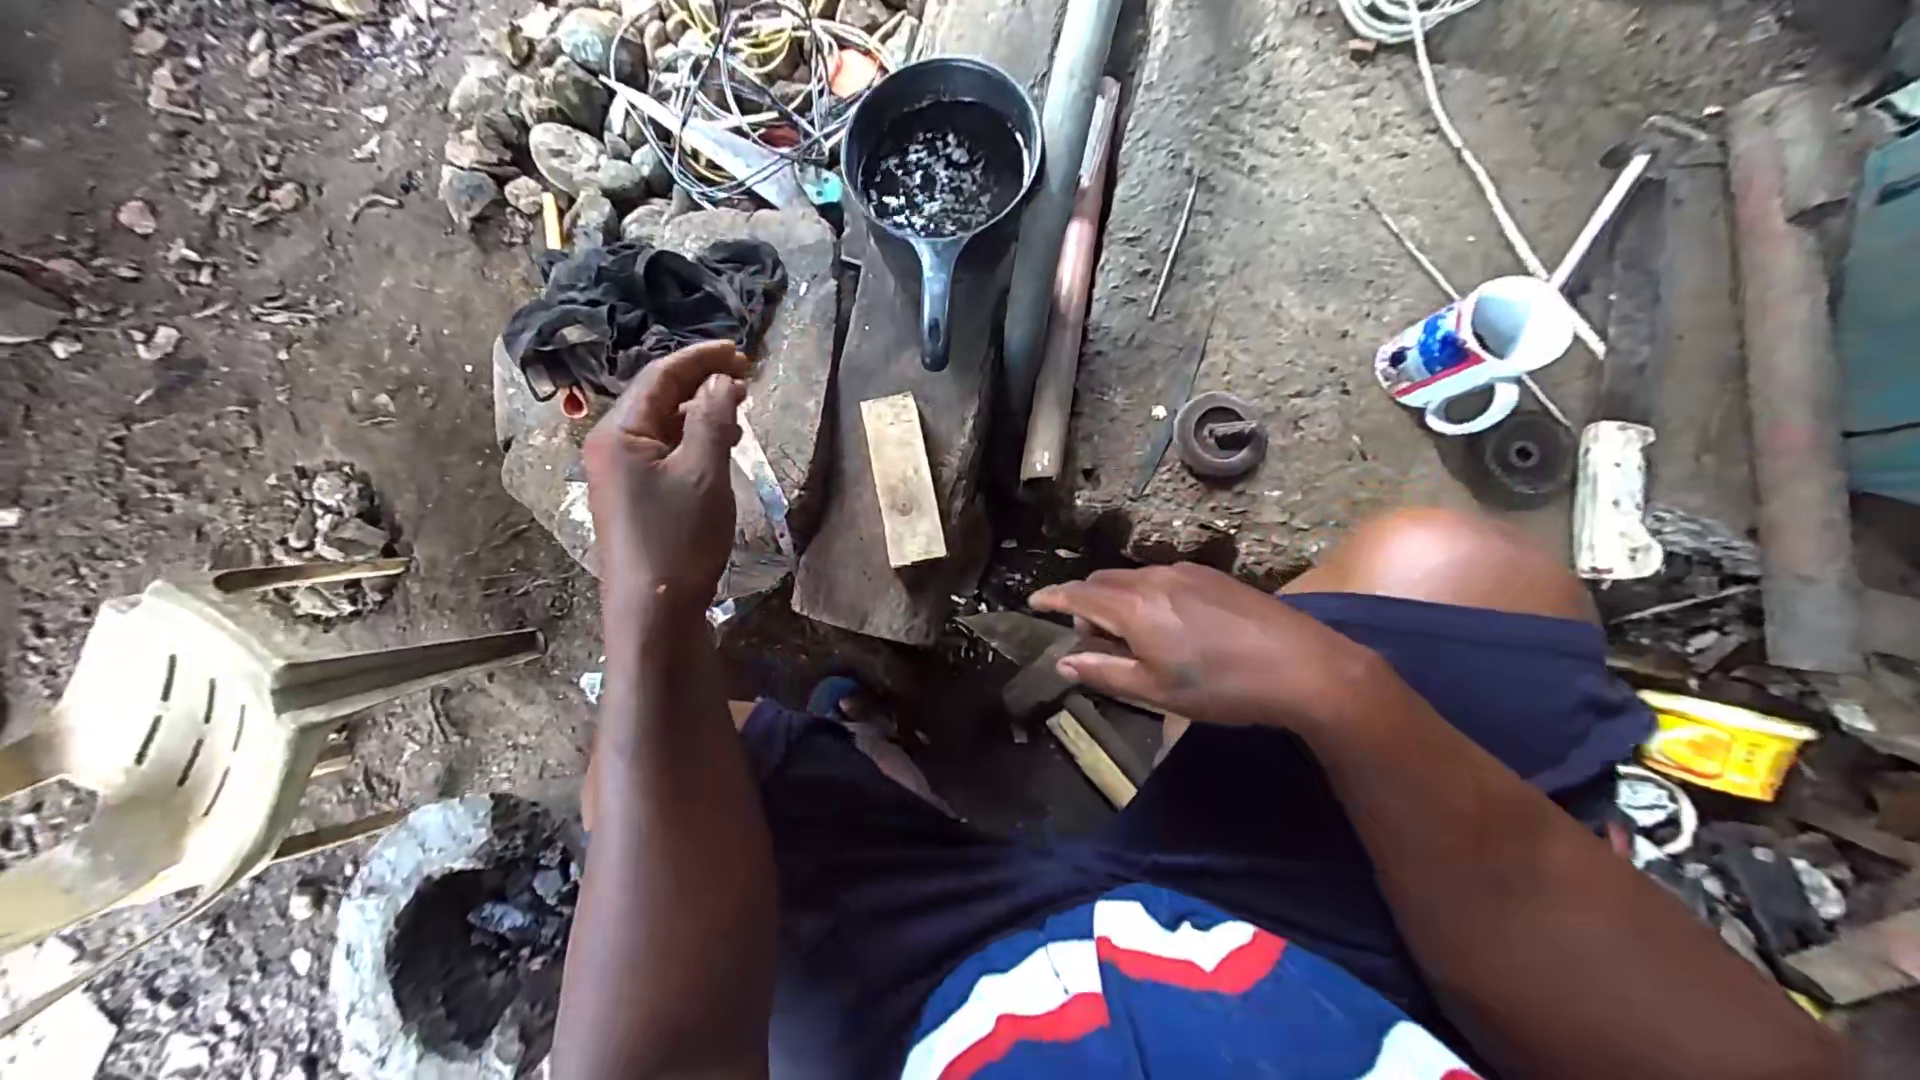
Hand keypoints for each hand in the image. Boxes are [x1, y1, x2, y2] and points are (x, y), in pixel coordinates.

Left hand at [583, 340, 748, 616]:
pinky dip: (694, 440)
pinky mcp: (636, 497)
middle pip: (659, 399)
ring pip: (664, 427)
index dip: (701, 359)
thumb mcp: (704, 474)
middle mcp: (611, 447)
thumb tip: (724, 381)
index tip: (740, 352)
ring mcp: (621, 474)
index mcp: (618, 433)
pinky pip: (665, 453)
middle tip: (746, 377)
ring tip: (739, 409)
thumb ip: (714, 421)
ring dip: (701, 412)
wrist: (654, 611)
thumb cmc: (678, 539)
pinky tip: (718, 446)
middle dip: (702, 383)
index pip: (661, 378)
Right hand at [1029, 563, 1384, 730]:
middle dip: (1085, 603)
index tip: (1033, 600)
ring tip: (1128, 635)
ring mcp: (1185, 572)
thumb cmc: (1222, 687)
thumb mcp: (1155, 691)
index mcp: (1134, 606)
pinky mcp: (1211, 576)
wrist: (1305, 667)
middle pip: (1103, 581)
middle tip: (1088, 637)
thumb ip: (1104, 672)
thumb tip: (1064, 662)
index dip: (1053, 597)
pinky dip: (1143, 595)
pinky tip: (1164, 623)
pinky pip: (1159, 578)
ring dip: (1115, 599)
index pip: (1079, 594)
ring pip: (1132, 578)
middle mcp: (1154, 578)